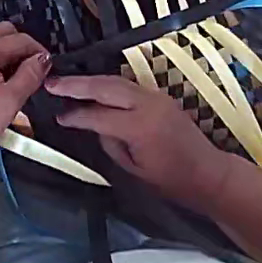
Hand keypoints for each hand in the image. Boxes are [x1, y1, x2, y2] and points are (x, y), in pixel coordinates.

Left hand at [0, 22, 49, 162]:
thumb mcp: (10, 99)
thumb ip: (29, 75)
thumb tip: (43, 58)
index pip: (21, 38)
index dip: (39, 51)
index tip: (49, 68)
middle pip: (5, 32)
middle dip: (23, 46)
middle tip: (33, 69)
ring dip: (9, 54)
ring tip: (19, 78)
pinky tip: (0, 83)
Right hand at [46, 75, 236, 208]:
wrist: (209, 174)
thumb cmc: (172, 180)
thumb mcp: (133, 168)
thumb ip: (110, 142)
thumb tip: (93, 124)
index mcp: (140, 127)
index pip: (98, 115)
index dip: (76, 115)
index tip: (58, 115)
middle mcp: (148, 104)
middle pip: (104, 87)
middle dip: (76, 84)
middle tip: (52, 83)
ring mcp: (155, 96)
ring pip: (115, 81)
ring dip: (90, 81)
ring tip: (66, 83)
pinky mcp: (159, 96)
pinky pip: (127, 85)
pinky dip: (106, 85)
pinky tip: (93, 88)